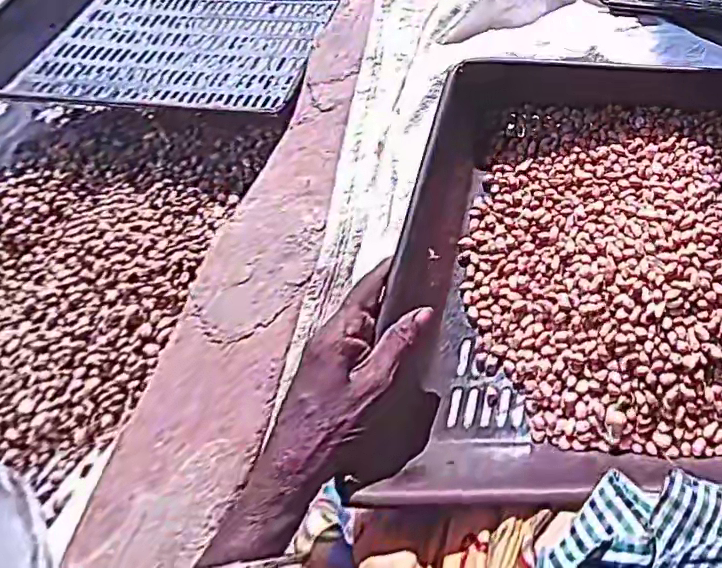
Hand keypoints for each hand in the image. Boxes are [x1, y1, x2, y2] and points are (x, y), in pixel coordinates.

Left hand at [262, 258, 432, 486]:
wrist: (291, 470)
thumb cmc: (329, 429)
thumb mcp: (373, 384)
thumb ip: (399, 344)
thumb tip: (423, 311)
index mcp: (337, 332)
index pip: (369, 286)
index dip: (392, 267)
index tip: (416, 252)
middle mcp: (328, 335)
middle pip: (368, 300)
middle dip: (398, 289)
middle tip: (429, 280)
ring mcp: (326, 351)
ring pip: (365, 320)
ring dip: (390, 313)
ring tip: (421, 306)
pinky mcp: (328, 366)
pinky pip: (360, 338)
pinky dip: (381, 332)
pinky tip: (400, 340)